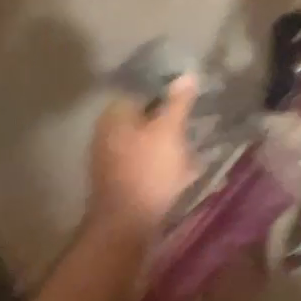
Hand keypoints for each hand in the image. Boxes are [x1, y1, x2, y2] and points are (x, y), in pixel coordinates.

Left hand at [87, 74, 197, 237]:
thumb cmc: (148, 170)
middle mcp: (107, 132)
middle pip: (144, 117)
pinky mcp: (119, 182)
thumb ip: (178, 102)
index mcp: (115, 114)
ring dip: (169, 146)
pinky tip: (184, 173)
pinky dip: (163, 167)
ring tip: (194, 150)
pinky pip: (145, 166)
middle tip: (194, 124)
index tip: (189, 97)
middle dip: (169, 121)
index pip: (141, 90)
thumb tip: (188, 74)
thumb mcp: (169, 130)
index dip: (167, 91)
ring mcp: (110, 159)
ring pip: (146, 143)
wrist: (125, 226)